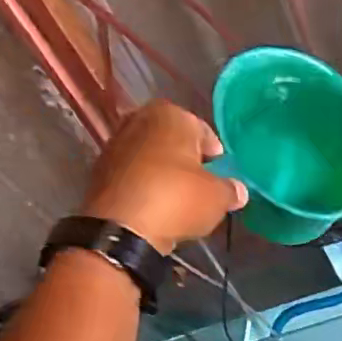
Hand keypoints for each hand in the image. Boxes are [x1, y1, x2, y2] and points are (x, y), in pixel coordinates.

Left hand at [80, 100, 246, 254]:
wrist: (123, 226)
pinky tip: (156, 206)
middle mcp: (142, 118)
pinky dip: (146, 185)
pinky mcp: (103, 167)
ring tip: (178, 199)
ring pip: (152, 155)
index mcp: (173, 115)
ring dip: (165, 173)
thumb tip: (239, 190)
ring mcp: (117, 141)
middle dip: (188, 160)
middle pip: (174, 140)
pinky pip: (135, 173)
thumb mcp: (218, 198)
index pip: (204, 131)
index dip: (217, 156)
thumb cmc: (177, 199)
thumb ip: (231, 190)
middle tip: (201, 187)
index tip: (222, 176)